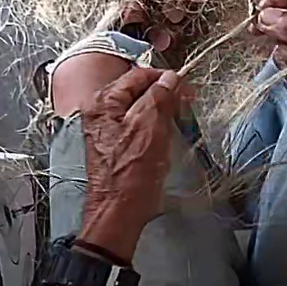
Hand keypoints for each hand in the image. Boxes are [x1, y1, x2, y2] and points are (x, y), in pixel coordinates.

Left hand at [77, 66, 184, 259]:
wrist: (119, 211)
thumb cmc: (131, 173)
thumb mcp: (150, 126)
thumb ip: (159, 96)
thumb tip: (170, 78)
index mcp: (103, 102)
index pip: (138, 75)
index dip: (164, 78)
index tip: (185, 87)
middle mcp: (101, 114)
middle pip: (138, 92)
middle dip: (164, 96)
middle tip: (185, 106)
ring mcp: (107, 131)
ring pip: (140, 111)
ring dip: (161, 114)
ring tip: (177, 124)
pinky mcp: (116, 148)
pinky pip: (138, 129)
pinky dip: (154, 130)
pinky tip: (164, 140)